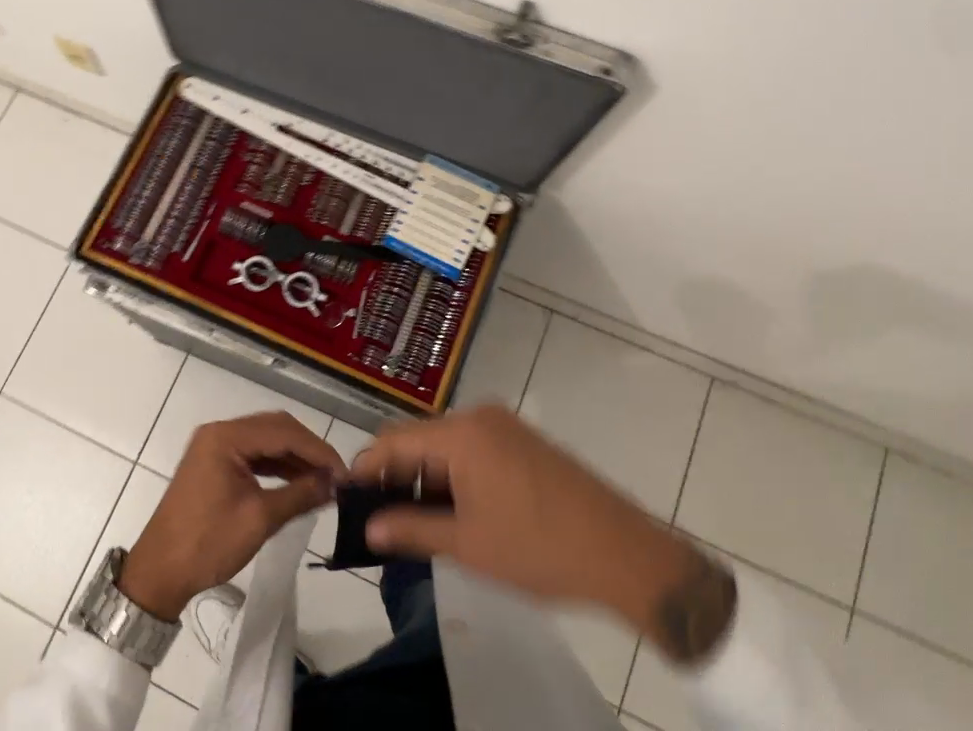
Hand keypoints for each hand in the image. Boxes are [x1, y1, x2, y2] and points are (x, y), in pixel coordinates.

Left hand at [119, 412, 346, 621]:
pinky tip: (299, 484)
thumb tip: (335, 484)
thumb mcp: (260, 519)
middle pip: (275, 429)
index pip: (284, 432)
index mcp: (226, 437)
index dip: (318, 450)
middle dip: (309, 450)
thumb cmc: (208, 543)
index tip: (345, 474)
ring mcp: (214, 447)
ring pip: (266, 441)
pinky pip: (254, 455)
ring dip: (295, 458)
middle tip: (337, 477)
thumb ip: (301, 494)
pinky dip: (277, 467)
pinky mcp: (214, 464)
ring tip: (323, 483)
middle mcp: (219, 433)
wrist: (160, 571)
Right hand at [351, 406, 736, 665]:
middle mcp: (480, 418)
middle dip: (395, 477)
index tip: (346, 502)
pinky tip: (451, 513)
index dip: (365, 471)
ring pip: (445, 448)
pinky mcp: (525, 444)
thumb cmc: (539, 549)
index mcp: (461, 434)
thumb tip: (370, 528)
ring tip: (412, 524)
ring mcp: (506, 428)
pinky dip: (453, 478)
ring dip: (425, 480)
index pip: (392, 441)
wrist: (625, 555)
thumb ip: (411, 529)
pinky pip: (472, 452)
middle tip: (379, 522)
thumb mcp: (467, 545)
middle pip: (418, 441)